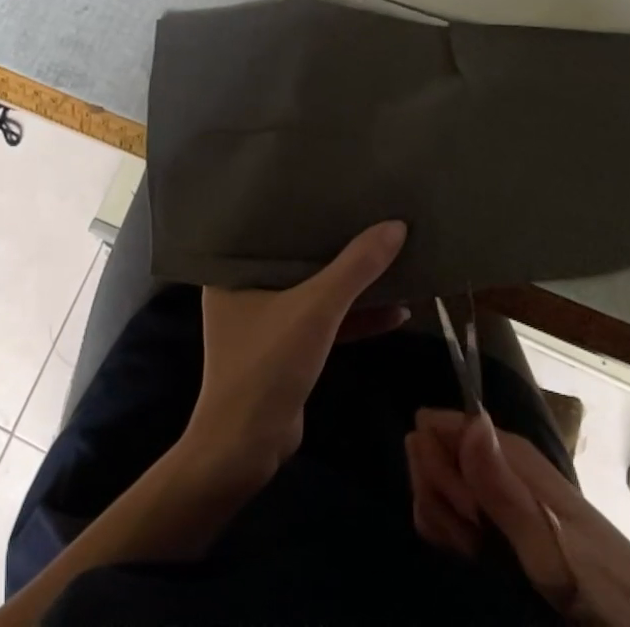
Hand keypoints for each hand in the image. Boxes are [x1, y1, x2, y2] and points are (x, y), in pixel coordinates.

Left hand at [182, 221, 410, 477]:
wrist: (247, 444)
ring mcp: (264, 322)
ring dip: (350, 284)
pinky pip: (322, 322)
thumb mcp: (316, 309)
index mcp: (233, 271)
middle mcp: (243, 290)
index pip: (267, 227)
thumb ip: (355, 268)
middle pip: (295, 258)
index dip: (300, 207)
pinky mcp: (285, 350)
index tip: (333, 185)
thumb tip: (396, 225)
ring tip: (393, 259)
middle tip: (370, 213)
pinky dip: (353, 318)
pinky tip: (395, 311)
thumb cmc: (267, 364)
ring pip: (313, 292)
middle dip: (333, 244)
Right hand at [406, 409, 629, 626]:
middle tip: (477, 539)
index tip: (467, 512)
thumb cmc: (602, 586)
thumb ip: (503, 487)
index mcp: (509, 452)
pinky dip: (448, 536)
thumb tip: (471, 418)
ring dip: (443, 522)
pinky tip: (473, 559)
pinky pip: (442, 513)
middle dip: (437, 497)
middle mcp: (495, 461)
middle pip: (426, 454)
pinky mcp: (488, 520)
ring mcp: (490, 491)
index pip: (432, 427)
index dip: (437, 468)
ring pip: (430, 485)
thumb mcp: (549, 545)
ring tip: (480, 555)